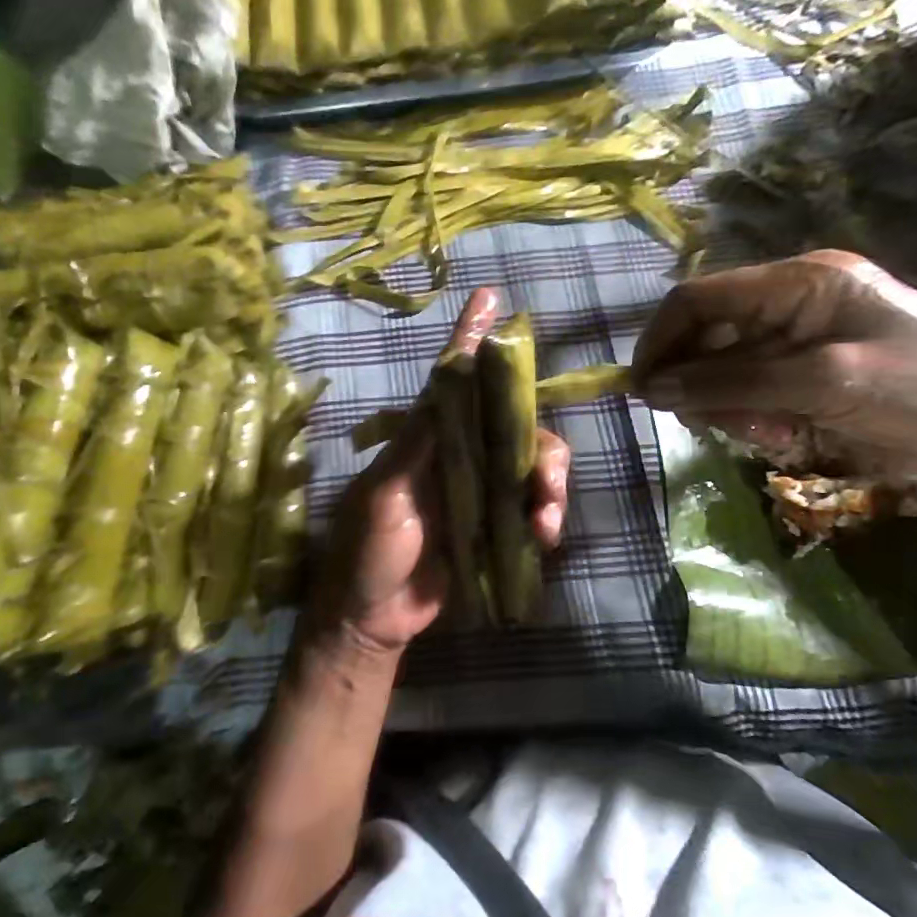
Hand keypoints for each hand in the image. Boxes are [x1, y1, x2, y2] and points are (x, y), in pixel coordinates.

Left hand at [306, 288, 571, 655]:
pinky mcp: (492, 527)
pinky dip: (546, 516)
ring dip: (550, 486)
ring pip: (530, 465)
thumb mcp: (383, 498)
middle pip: (511, 424)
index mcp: (423, 442)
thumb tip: (444, 388)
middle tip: (548, 478)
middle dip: (540, 444)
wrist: (373, 618)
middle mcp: (455, 457)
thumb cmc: (366, 553)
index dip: (469, 339)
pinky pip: (530, 507)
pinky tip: (544, 536)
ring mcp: (476, 492)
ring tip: (546, 521)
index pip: (450, 382)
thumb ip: (417, 448)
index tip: (490, 298)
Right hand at [632, 250, 916, 486]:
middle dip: (699, 382)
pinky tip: (778, 436)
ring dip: (725, 405)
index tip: (641, 390)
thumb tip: (650, 388)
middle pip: (706, 335)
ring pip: (721, 368)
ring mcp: (799, 338)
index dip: (661, 339)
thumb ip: (733, 382)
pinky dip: (748, 416)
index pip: (699, 297)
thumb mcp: (824, 383)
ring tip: (766, 435)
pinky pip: (747, 391)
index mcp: (800, 281)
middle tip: (718, 425)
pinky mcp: (804, 373)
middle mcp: (792, 301)